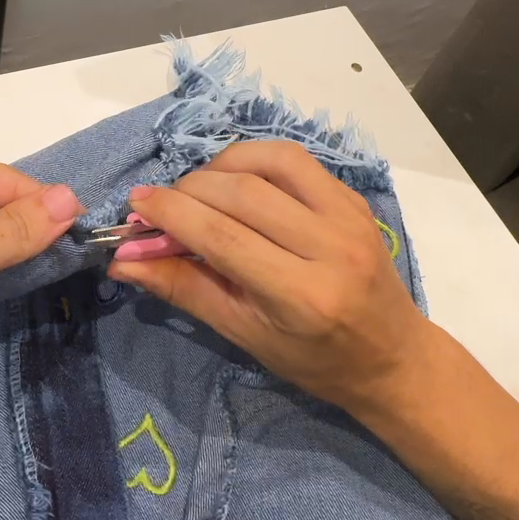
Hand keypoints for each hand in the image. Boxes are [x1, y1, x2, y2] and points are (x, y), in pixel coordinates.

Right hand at [107, 140, 435, 414]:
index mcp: (301, 296)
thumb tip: (123, 260)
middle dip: (186, 190)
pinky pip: (293, 159)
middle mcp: (330, 248)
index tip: (135, 206)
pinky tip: (233, 179)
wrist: (394, 358)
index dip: (170, 213)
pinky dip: (252, 159)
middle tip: (159, 205)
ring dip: (218, 166)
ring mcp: (348, 216)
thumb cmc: (315, 360)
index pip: (222, 237)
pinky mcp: (353, 198)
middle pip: (241, 193)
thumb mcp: (244, 335)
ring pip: (268, 161)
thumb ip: (183, 288)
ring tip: (196, 190)